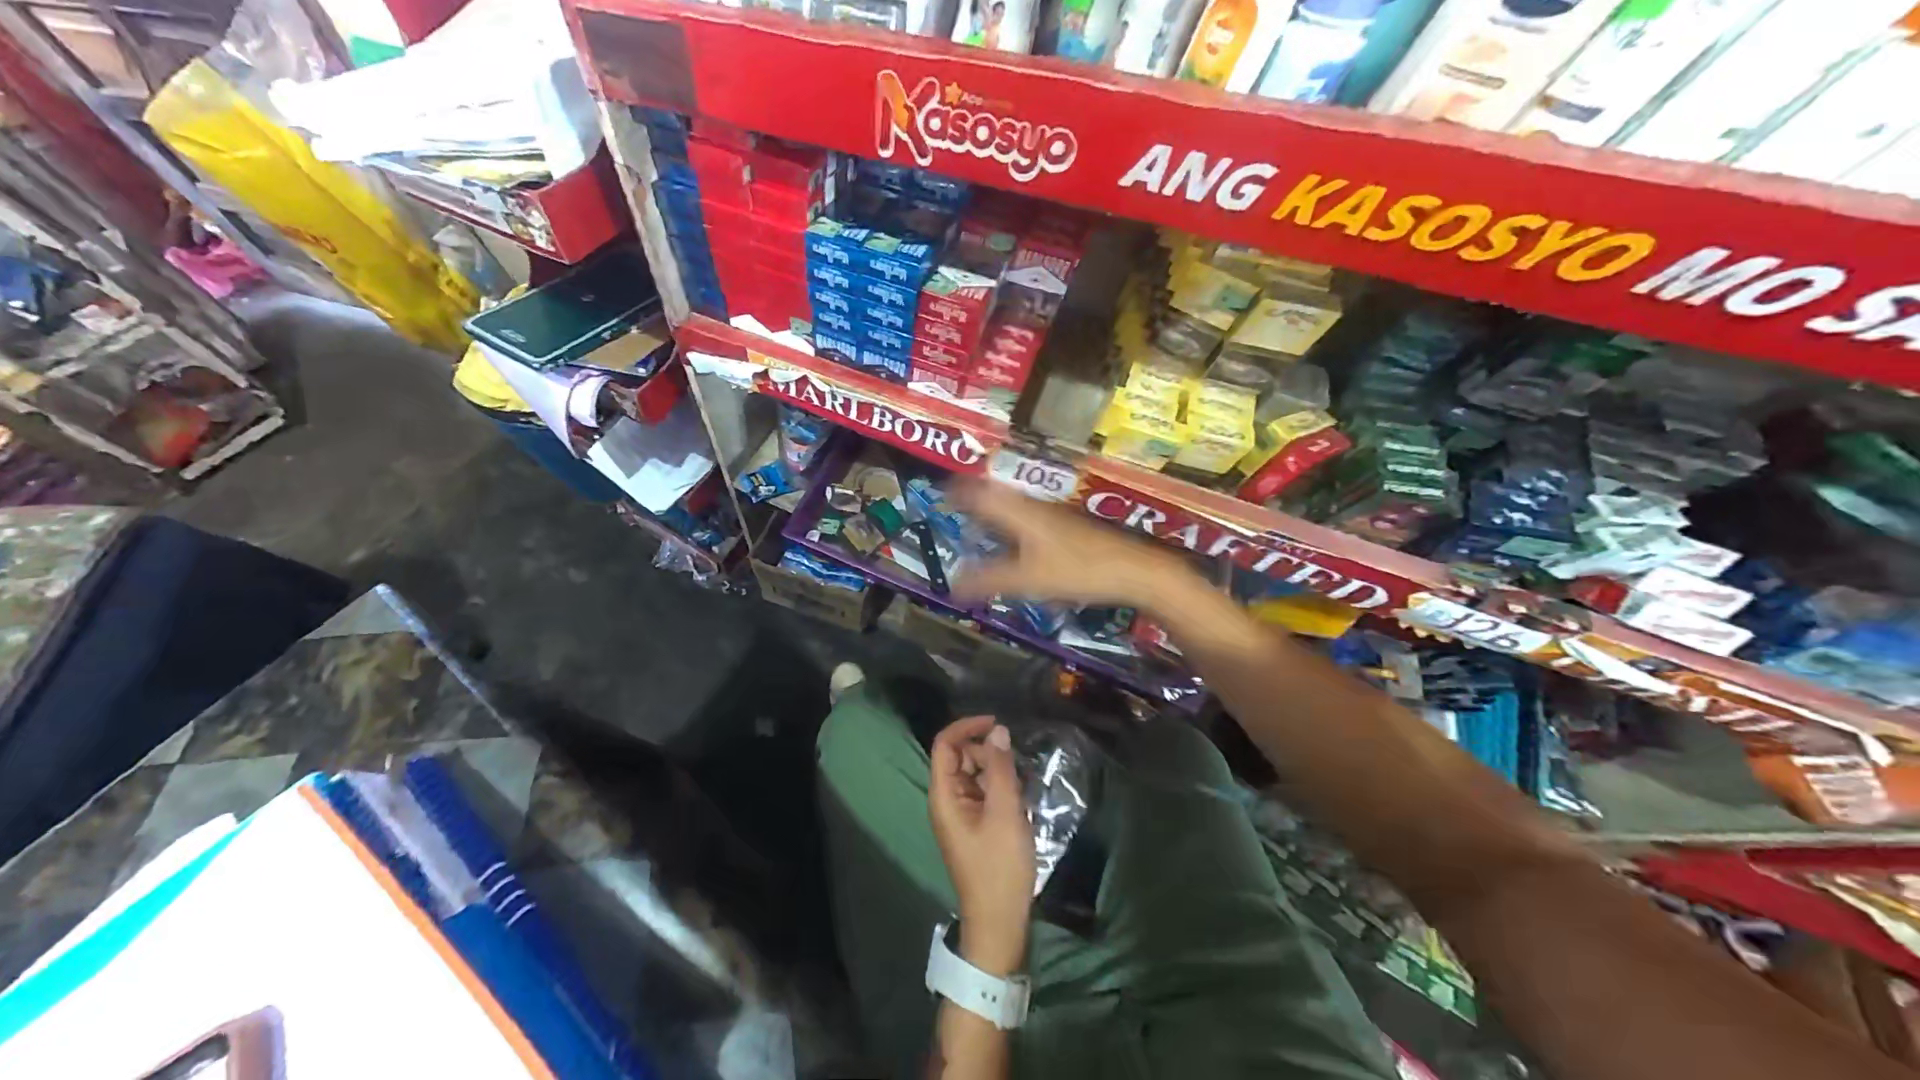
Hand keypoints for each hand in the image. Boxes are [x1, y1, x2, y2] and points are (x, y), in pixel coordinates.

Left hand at [928, 716, 1035, 974]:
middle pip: (961, 757)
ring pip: (975, 775)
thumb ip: (1001, 768)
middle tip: (1018, 762)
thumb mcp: (1005, 812)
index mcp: (944, 796)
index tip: (998, 723)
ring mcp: (961, 815)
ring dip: (998, 770)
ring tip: (1025, 780)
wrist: (999, 922)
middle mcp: (947, 801)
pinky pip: (984, 794)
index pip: (945, 745)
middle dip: (988, 751)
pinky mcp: (975, 827)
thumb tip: (998, 730)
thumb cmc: (999, 866)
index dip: (968, 727)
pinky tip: (1023, 797)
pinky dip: (1001, 788)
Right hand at [952, 480, 1186, 608]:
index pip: (981, 492)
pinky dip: (1014, 528)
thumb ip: (990, 581)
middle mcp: (1035, 508)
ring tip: (977, 528)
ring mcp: (1054, 517)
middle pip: (997, 496)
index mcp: (1021, 512)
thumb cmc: (1080, 570)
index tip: (939, 493)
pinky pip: (1030, 521)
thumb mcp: (1029, 579)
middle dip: (974, 500)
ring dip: (995, 513)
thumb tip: (952, 586)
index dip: (958, 491)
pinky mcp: (1069, 530)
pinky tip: (1016, 548)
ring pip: (1016, 508)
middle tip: (953, 509)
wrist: (1136, 570)